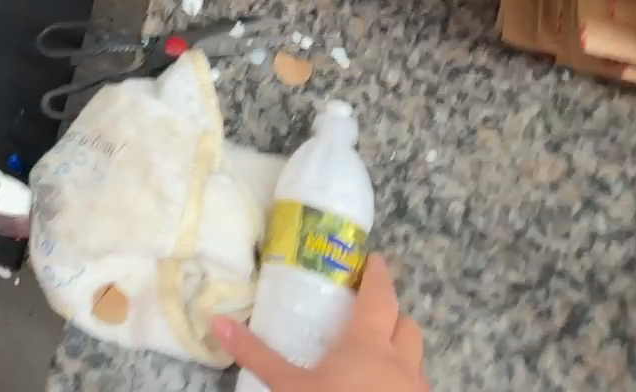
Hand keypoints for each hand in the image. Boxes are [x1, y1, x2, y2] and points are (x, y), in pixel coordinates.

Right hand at [214, 253, 428, 390]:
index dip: (378, 274)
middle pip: (408, 325)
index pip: (381, 296)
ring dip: (400, 349)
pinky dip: (402, 381)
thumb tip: (217, 321)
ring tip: (370, 353)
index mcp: (370, 345)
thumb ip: (257, 355)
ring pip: (417, 360)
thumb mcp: (290, 389)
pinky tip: (378, 391)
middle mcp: (403, 365)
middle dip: (391, 311)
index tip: (373, 257)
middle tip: (364, 307)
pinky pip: (418, 388)